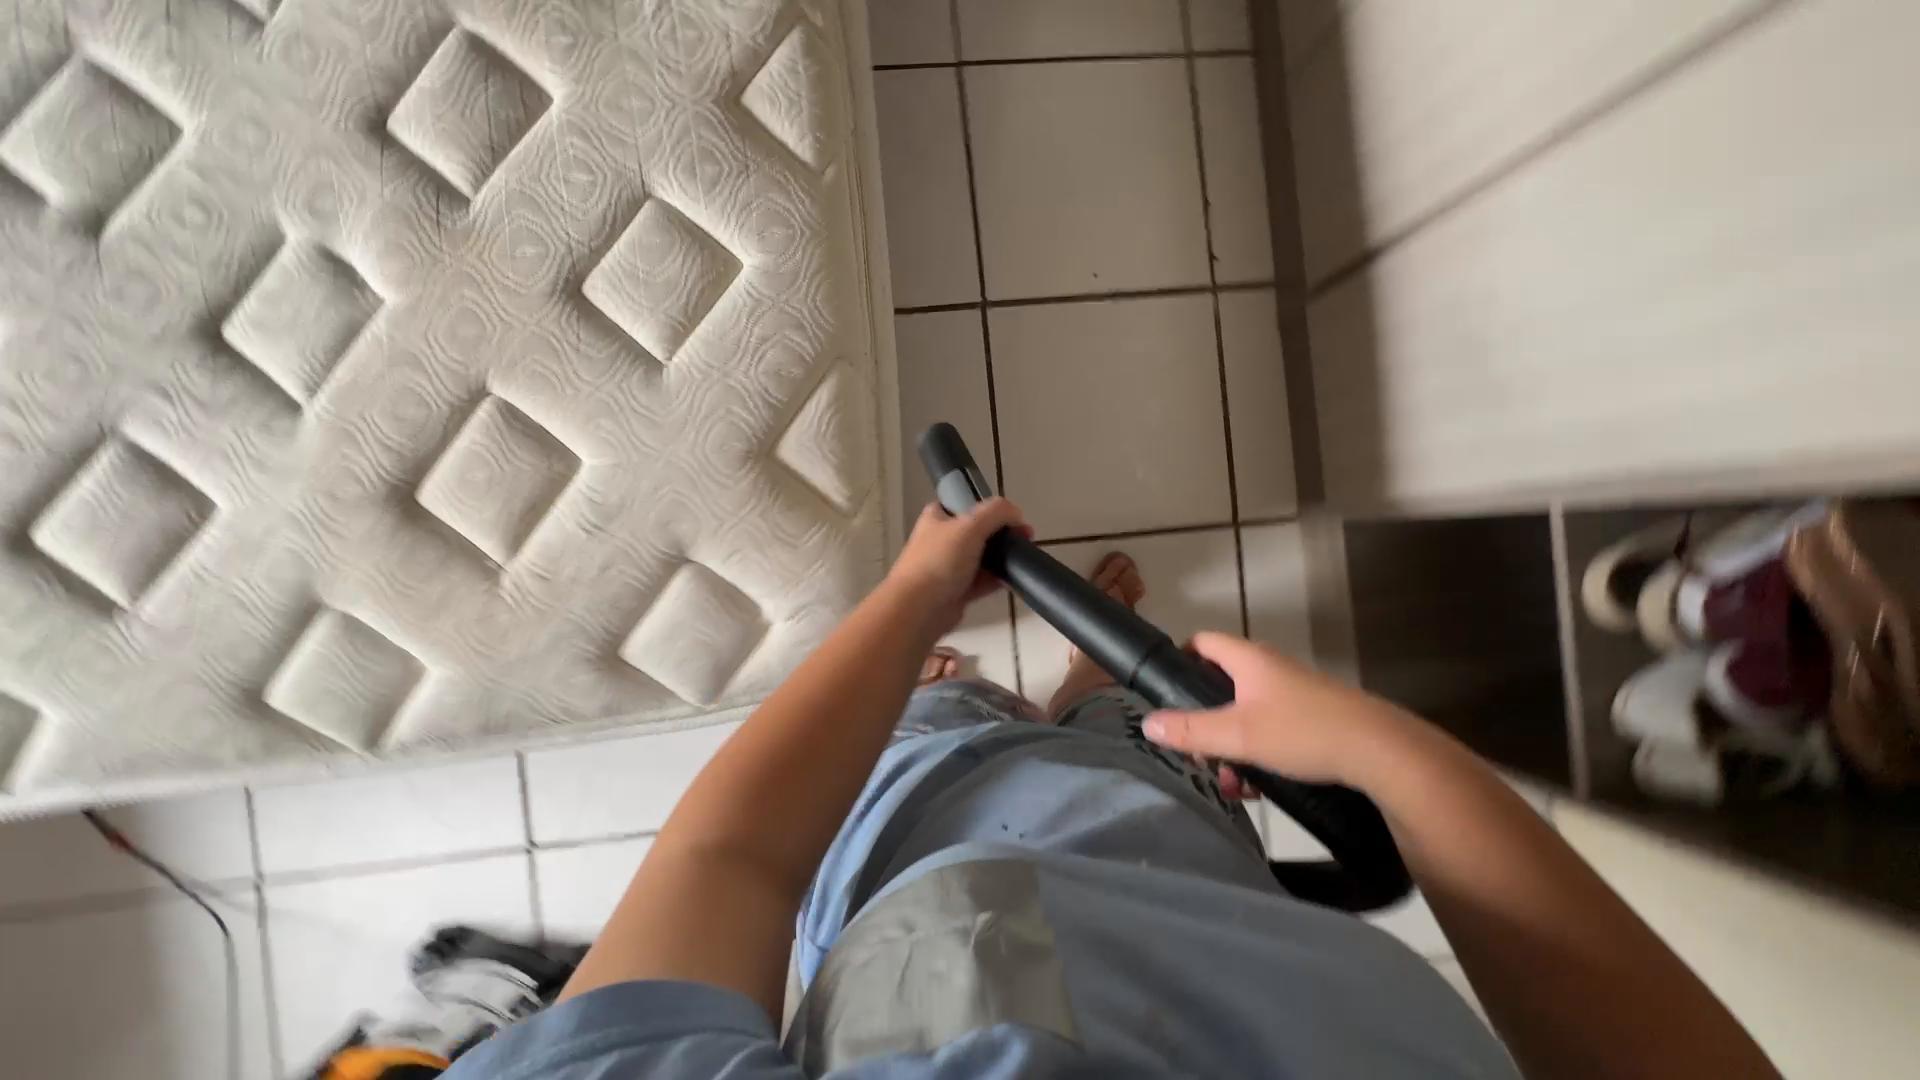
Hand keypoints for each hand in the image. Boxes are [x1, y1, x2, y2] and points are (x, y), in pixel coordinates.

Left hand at [888, 498, 1029, 631]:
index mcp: (937, 518)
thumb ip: (996, 512)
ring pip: (980, 558)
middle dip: (1000, 534)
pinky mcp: (956, 592)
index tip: (1011, 517)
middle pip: (976, 532)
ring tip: (1022, 558)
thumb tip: (1017, 515)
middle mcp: (940, 540)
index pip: (963, 504)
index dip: (988, 508)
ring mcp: (948, 568)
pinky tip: (1015, 579)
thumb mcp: (970, 525)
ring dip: (1000, 558)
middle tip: (1024, 538)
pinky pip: (982, 582)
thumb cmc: (940, 561)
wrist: (919, 609)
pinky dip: (997, 580)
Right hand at [1141, 632, 1422, 786]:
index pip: (1203, 642)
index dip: (1181, 659)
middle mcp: (1270, 669)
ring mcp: (1295, 694)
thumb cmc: (1303, 731)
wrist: (1381, 752)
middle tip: (1198, 755)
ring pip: (1247, 716)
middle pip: (1222, 686)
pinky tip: (1260, 788)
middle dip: (1205, 723)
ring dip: (1232, 748)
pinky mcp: (1314, 719)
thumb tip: (1148, 723)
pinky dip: (1259, 755)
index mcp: (1249, 660)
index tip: (1167, 689)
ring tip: (1232, 785)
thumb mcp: (1237, 735)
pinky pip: (1272, 732)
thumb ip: (1191, 730)